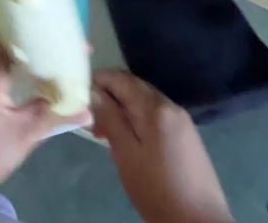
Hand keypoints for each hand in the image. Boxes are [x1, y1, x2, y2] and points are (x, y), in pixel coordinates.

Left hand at [0, 33, 88, 202]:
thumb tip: (86, 108)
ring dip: (25, 50)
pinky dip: (10, 59)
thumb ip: (53, 117)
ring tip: (54, 61)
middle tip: (68, 51)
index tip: (78, 45)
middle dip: (40, 41)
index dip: (52, 38)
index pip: (23, 35)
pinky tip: (28, 74)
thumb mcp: (20, 138)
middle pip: (11, 35)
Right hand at [91, 70, 232, 222]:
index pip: (121, 78)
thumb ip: (110, 119)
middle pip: (135, 87)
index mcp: (155, 108)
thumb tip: (94, 92)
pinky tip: (130, 140)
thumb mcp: (126, 155)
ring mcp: (182, 121)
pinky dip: (138, 119)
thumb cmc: (158, 189)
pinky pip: (157, 116)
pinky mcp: (188, 137)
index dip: (98, 80)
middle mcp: (171, 106)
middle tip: (91, 117)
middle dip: (110, 95)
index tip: (80, 93)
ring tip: (105, 132)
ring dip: (123, 109)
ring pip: (145, 102)